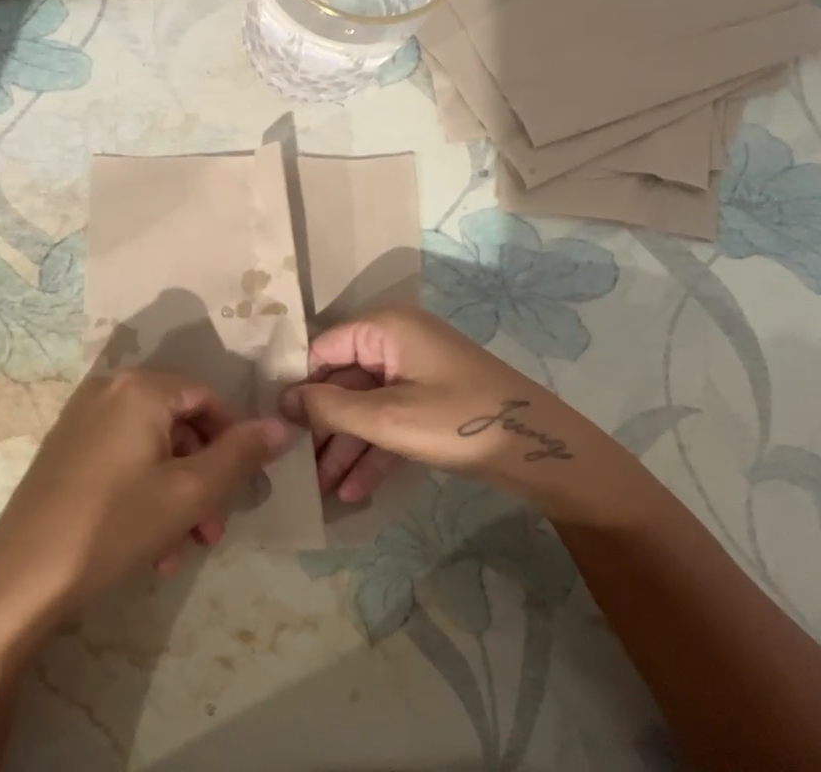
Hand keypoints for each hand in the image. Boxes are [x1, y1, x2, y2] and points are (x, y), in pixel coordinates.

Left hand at [0, 367, 294, 622]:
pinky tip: (149, 551)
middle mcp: (107, 391)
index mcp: (139, 388)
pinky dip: (143, 498)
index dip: (232, 441)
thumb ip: (240, 454)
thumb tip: (280, 424)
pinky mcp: (65, 451)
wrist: (26, 573)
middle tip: (211, 532)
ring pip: (152, 452)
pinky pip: (122, 464)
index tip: (239, 490)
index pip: (207, 398)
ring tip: (178, 553)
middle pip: (178, 427)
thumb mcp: (191, 492)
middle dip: (203, 481)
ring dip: (176, 500)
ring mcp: (81, 421)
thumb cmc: (116, 524)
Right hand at [280, 306, 640, 523]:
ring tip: (320, 490)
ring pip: (365, 407)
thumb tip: (283, 402)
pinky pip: (390, 421)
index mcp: (386, 328)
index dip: (299, 388)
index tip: (276, 426)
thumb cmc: (459, 423)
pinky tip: (352, 492)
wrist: (544, 453)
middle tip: (294, 466)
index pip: (322, 350)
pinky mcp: (432, 402)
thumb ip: (329, 408)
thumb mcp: (386, 419)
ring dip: (344, 448)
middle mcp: (398, 342)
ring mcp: (417, 373)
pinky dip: (373, 451)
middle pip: (342, 381)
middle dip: (321, 427)